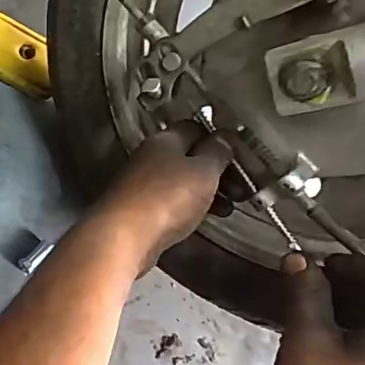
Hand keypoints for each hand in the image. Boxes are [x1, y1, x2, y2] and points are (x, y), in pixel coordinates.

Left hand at [90, 124, 229, 267]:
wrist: (123, 237)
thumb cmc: (166, 197)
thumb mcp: (203, 171)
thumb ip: (217, 152)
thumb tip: (222, 138)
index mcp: (164, 140)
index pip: (195, 128)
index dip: (219, 139)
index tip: (239, 156)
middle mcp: (148, 158)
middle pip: (188, 156)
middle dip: (216, 170)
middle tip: (240, 187)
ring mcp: (140, 184)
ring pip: (180, 181)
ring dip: (206, 191)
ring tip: (228, 207)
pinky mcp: (138, 210)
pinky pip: (170, 203)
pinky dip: (189, 208)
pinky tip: (203, 220)